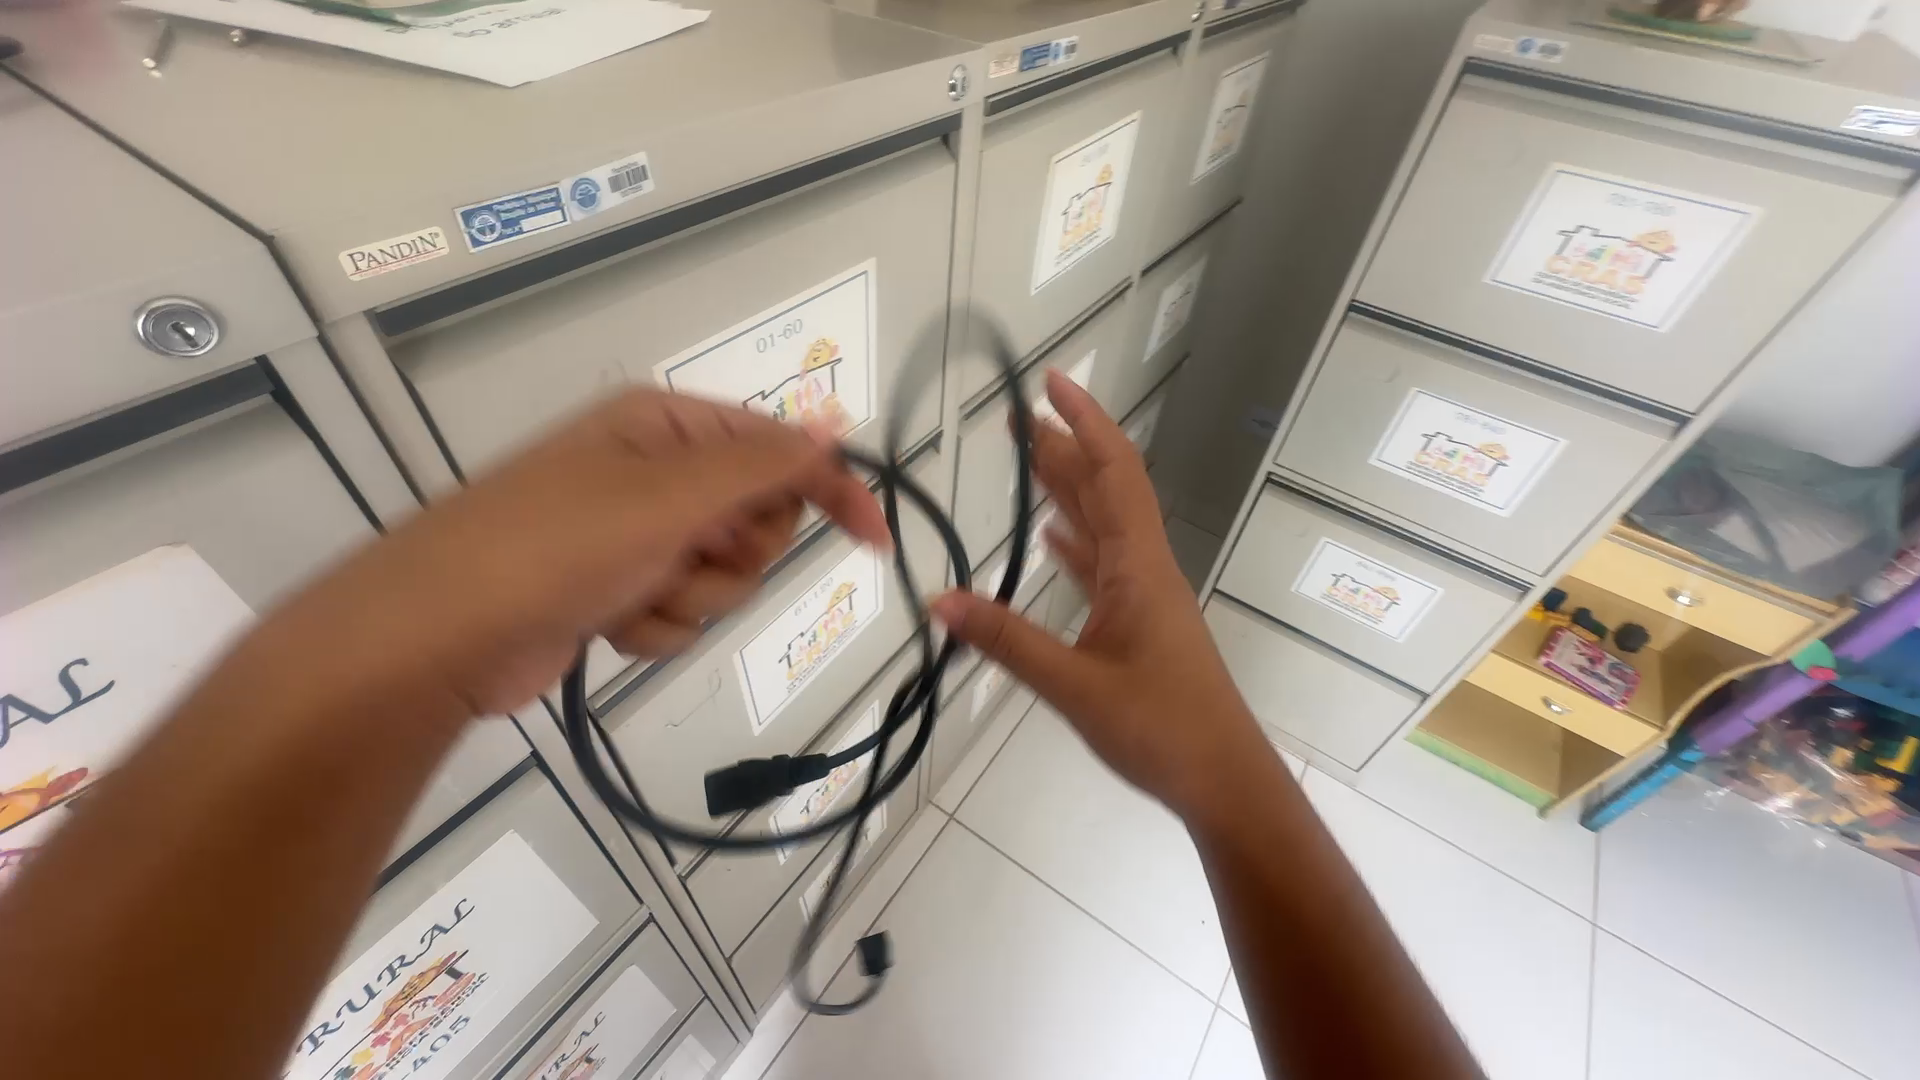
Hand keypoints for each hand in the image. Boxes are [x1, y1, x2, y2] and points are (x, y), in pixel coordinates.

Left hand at [263, 388, 890, 718]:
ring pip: (726, 575)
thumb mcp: (671, 494)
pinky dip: (658, 625)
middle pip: (759, 519)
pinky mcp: (622, 589)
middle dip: (735, 551)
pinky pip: (685, 612)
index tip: (874, 541)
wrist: (438, 637)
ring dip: (692, 595)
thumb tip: (835, 424)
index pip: (781, 451)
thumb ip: (764, 463)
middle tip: (690, 554)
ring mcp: (639, 535)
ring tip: (632, 594)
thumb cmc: (558, 545)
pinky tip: (608, 623)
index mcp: (670, 428)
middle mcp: (659, 473)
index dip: (831, 490)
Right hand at [930, 371, 1275, 823]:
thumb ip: (1006, 642)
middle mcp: (1145, 568)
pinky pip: (1102, 565)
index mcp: (1138, 567)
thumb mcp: (1075, 687)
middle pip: (1105, 489)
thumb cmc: (1161, 730)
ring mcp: (1145, 596)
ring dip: (1069, 489)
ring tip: (1027, 461)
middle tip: (1015, 419)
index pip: (1112, 473)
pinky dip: (1076, 541)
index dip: (1083, 423)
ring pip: (1104, 525)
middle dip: (1064, 447)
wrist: (1224, 782)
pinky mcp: (1139, 623)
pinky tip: (1052, 537)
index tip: (1050, 383)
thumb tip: (939, 600)